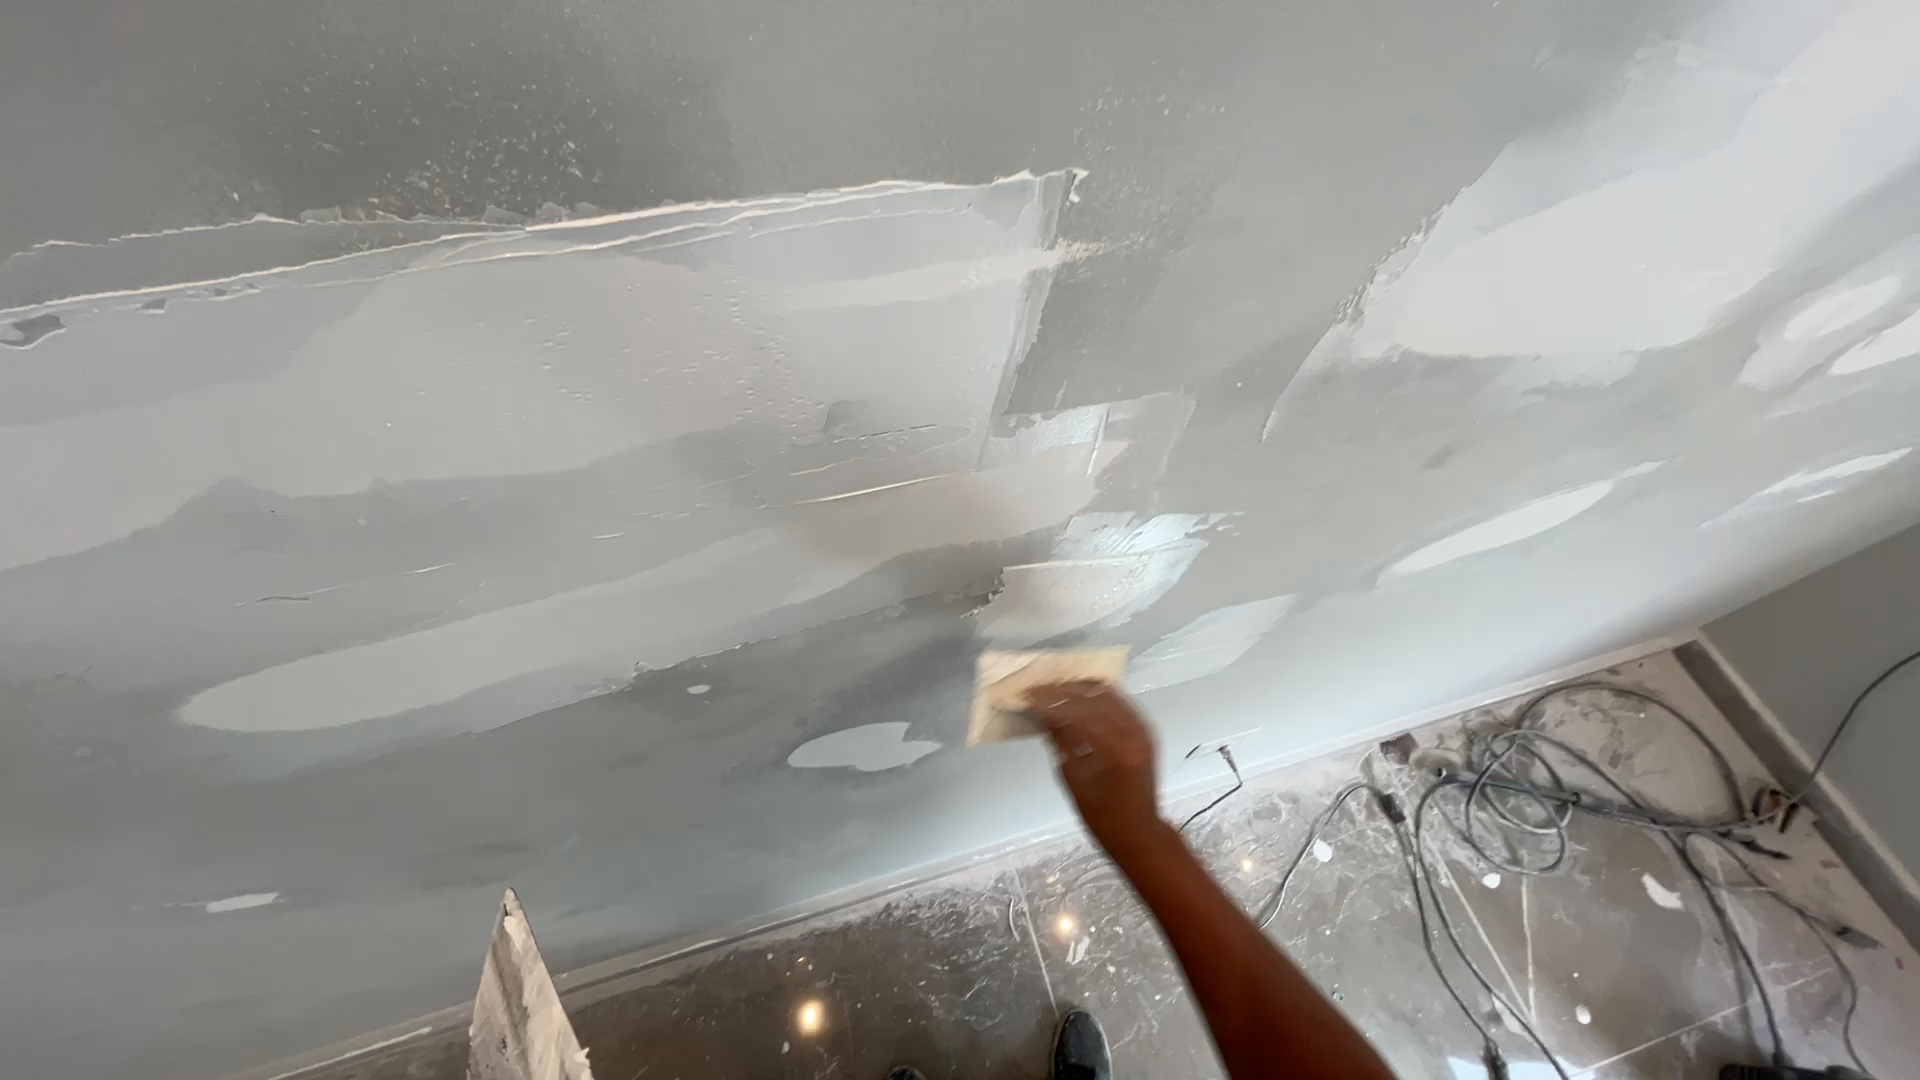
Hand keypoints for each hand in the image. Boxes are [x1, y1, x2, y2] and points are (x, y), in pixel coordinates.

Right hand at [1023, 680, 1165, 853]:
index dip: (1049, 701)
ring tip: (1054, 688)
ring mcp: (1141, 727)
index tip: (1028, 695)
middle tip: (1037, 689)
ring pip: (1106, 692)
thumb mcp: (1073, 779)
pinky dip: (1095, 694)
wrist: (1139, 831)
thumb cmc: (1102, 816)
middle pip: (1091, 696)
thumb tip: (1043, 713)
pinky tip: (1077, 694)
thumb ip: (1060, 740)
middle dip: (1061, 690)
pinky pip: (1118, 699)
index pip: (1076, 712)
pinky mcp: (1144, 728)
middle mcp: (1131, 731)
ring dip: (1077, 688)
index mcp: (1113, 749)